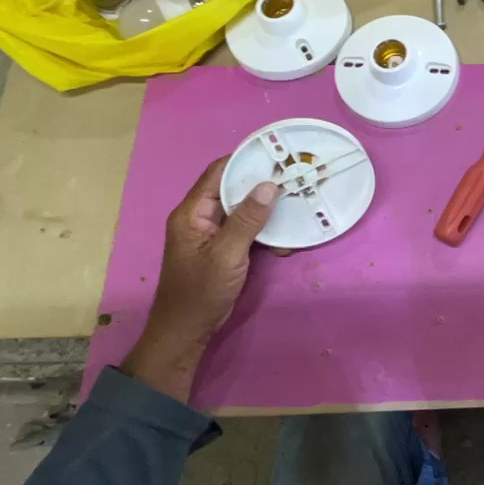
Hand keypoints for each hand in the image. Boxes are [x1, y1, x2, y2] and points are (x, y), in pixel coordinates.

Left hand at [122, 158, 277, 400]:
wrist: (186, 332)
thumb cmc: (200, 292)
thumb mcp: (226, 255)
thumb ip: (247, 220)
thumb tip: (268, 185)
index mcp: (192, 213)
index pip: (218, 173)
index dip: (244, 160)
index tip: (276, 152)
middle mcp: (200, 217)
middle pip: (232, 188)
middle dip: (262, 183)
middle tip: (294, 174)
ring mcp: (212, 233)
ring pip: (243, 209)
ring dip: (267, 208)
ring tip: (297, 200)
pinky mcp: (223, 248)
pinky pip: (246, 228)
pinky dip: (265, 229)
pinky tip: (286, 235)